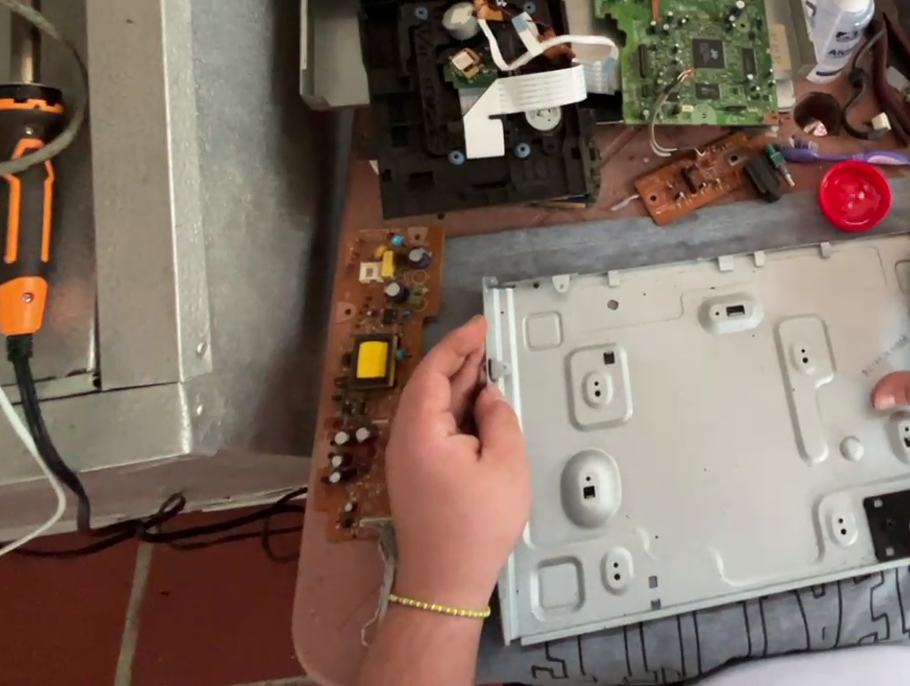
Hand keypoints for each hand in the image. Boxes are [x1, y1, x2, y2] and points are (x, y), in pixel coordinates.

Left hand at [384, 315, 529, 610]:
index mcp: (420, 432)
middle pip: (427, 385)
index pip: (433, 372)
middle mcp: (404, 440)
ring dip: (457, 382)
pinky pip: (432, 424)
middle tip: (487, 338)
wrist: (444, 584)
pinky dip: (454, 405)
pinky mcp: (414, 472)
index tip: (480, 324)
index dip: (457, 343)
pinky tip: (477, 402)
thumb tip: (488, 397)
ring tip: (487, 363)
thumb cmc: (476, 526)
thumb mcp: (505, 464)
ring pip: (429, 405)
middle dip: (457, 358)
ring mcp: (406, 457)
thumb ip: (499, 418)